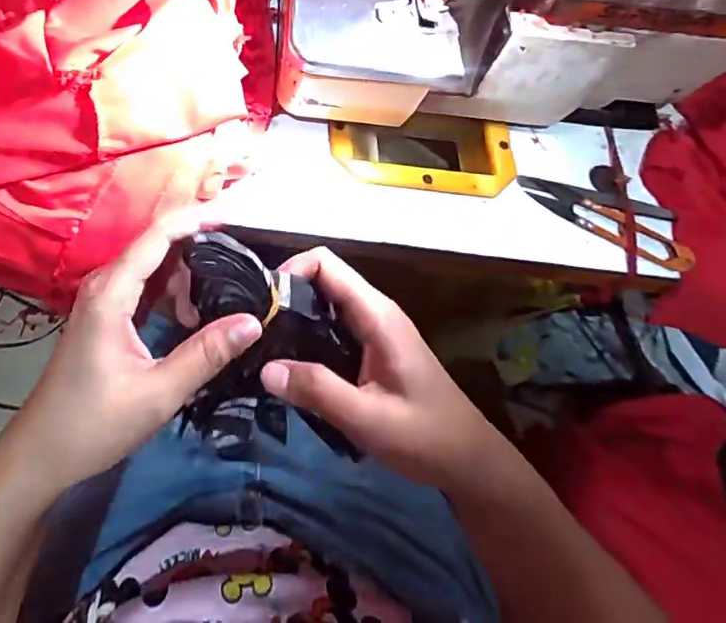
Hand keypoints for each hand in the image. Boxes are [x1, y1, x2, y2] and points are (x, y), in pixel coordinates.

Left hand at [0, 212, 262, 492]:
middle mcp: (104, 282)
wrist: (40, 453)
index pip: (158, 234)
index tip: (233, 218)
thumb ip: (206, 354)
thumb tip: (253, 321)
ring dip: (185, 279)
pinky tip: (189, 319)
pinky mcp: (105, 312)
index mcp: (111, 292)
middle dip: (198, 251)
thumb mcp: (158, 393)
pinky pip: (144, 285)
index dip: (196, 218)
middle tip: (237, 271)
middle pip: (158, 245)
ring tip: (210, 310)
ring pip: (153, 266)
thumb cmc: (94, 424)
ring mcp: (102, 296)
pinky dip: (171, 293)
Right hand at [258, 248, 512, 495]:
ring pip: (325, 302)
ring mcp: (374, 328)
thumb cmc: (425, 436)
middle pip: (322, 278)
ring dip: (294, 315)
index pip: (325, 264)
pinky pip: (332, 325)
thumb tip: (265, 368)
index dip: (290, 272)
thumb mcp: (368, 418)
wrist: (470, 461)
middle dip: (286, 294)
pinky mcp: (371, 347)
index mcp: (377, 315)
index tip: (263, 306)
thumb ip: (318, 390)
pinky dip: (307, 333)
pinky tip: (290, 362)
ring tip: (264, 345)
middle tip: (256, 329)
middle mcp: (374, 311)